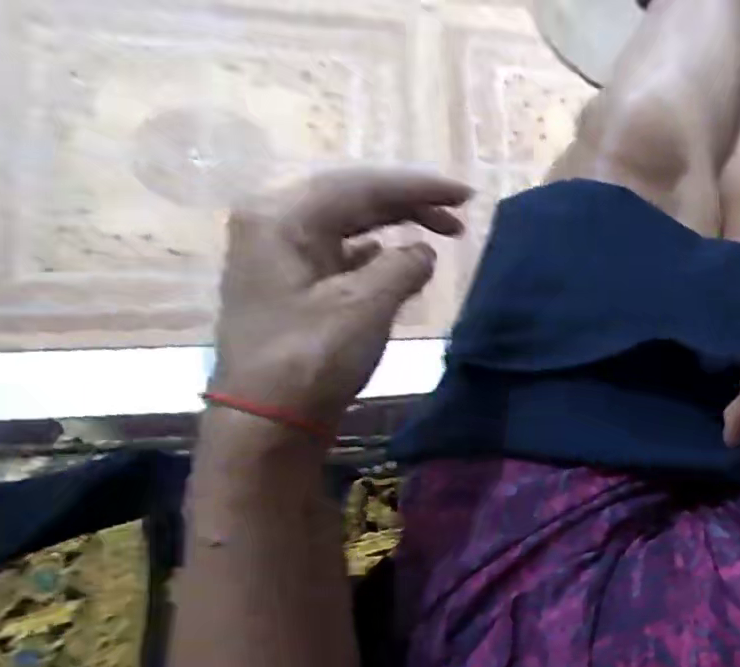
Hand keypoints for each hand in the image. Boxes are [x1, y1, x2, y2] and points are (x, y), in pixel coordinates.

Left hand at [210, 167, 473, 431]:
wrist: (271, 407)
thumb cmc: (315, 353)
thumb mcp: (365, 306)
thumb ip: (401, 269)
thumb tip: (424, 250)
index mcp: (284, 219)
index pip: (360, 187)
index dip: (417, 188)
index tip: (468, 196)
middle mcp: (275, 224)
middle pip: (350, 198)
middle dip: (407, 201)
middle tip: (461, 215)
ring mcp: (281, 253)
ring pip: (347, 222)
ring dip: (395, 222)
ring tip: (440, 232)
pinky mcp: (294, 282)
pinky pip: (342, 248)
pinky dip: (377, 247)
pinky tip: (399, 254)